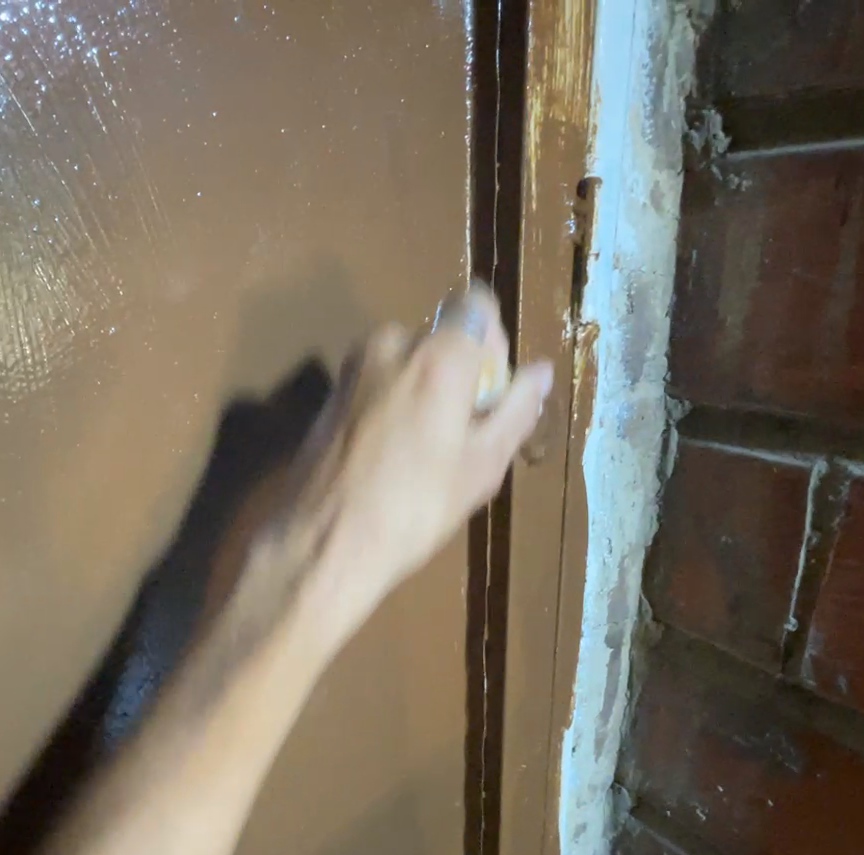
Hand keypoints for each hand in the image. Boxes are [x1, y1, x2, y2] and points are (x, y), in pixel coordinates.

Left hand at [279, 283, 554, 653]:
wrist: (323, 543)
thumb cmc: (414, 509)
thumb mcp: (481, 467)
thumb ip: (515, 411)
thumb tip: (540, 372)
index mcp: (438, 354)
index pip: (476, 303)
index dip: (491, 343)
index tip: (488, 393)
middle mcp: (391, 343)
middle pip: (440, 337)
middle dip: (457, 374)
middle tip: (459, 436)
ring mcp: (351, 368)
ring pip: (406, 362)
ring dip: (423, 392)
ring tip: (422, 454)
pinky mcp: (328, 395)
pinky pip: (376, 384)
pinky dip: (391, 406)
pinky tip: (388, 458)